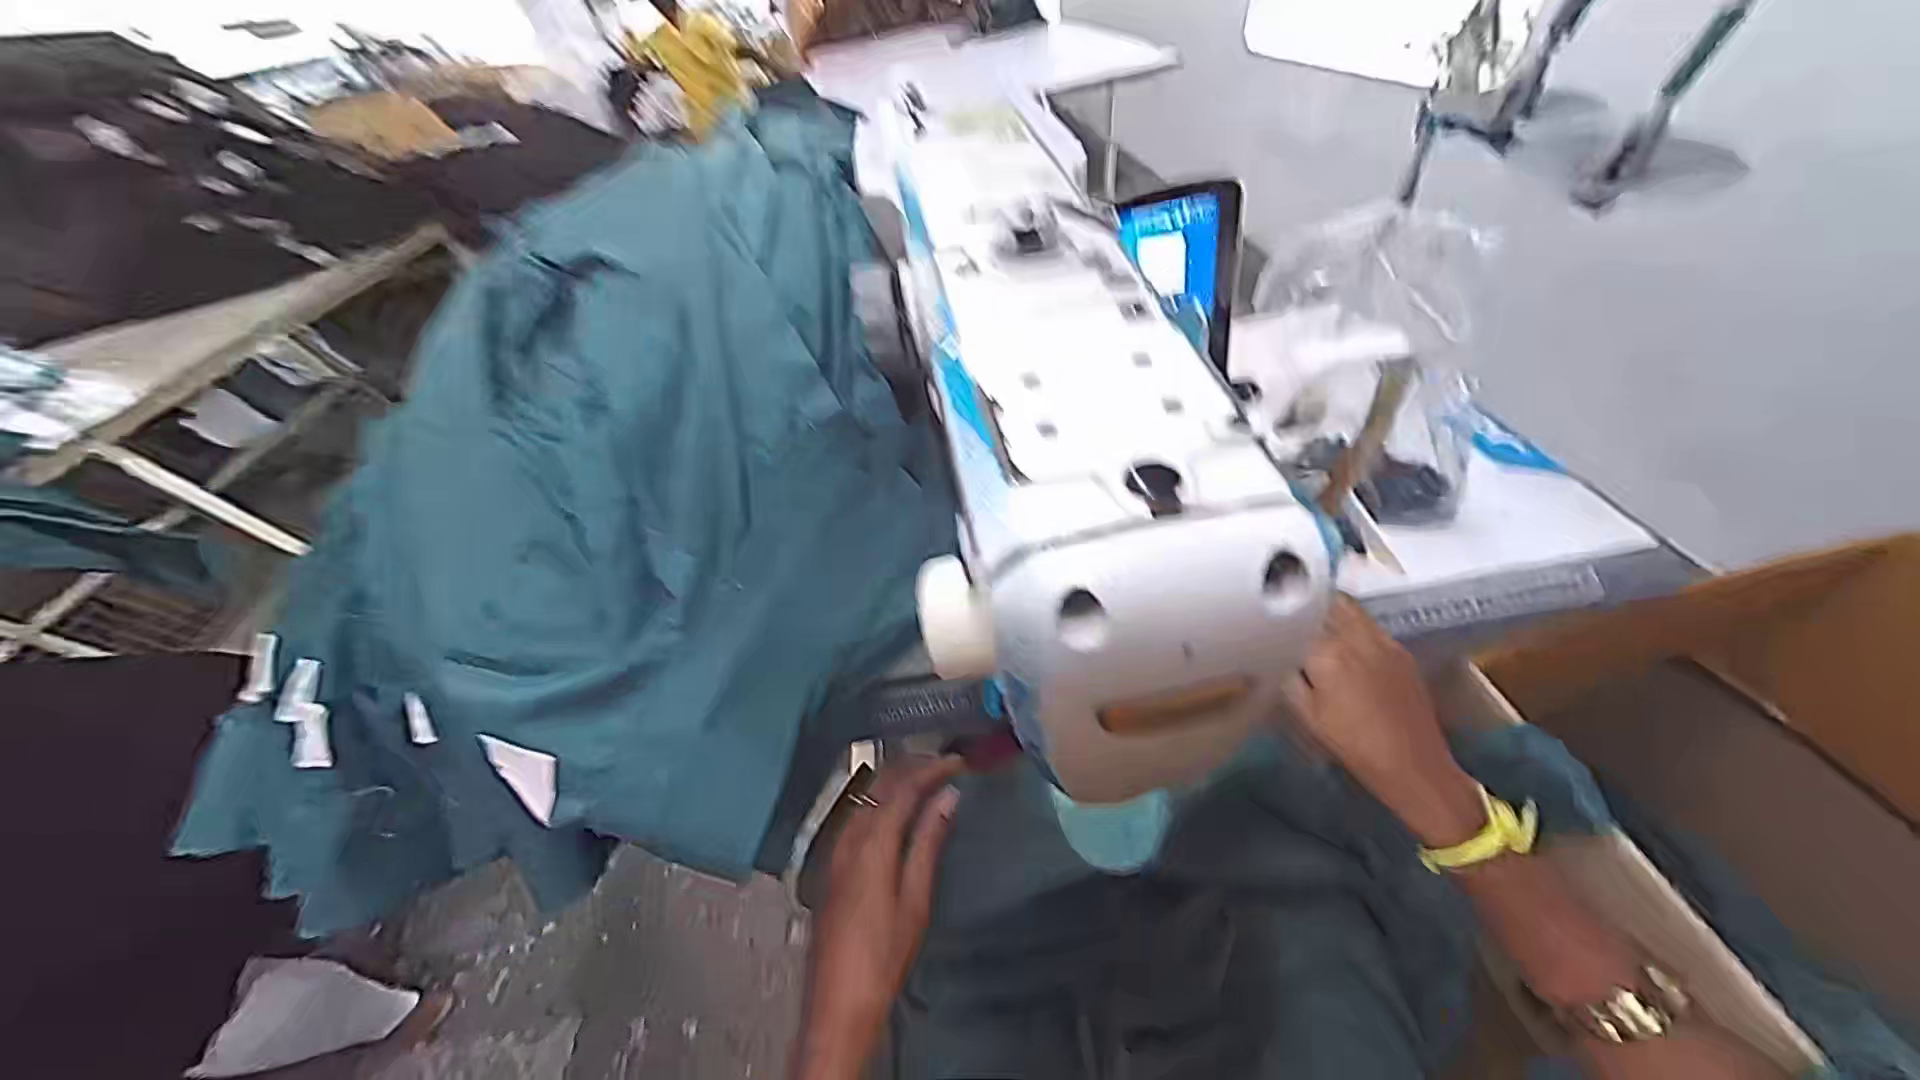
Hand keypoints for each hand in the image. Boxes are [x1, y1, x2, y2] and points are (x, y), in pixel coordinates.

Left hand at [796, 755, 964, 1079]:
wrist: (837, 1002)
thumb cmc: (884, 954)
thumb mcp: (916, 899)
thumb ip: (929, 841)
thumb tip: (948, 797)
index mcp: (872, 843)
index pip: (903, 787)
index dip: (930, 768)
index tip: (956, 761)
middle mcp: (849, 836)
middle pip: (879, 783)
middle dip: (911, 765)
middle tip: (943, 763)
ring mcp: (835, 848)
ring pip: (866, 794)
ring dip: (895, 778)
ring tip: (926, 777)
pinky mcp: (831, 861)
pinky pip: (857, 811)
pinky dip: (880, 797)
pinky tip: (894, 806)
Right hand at [1283, 595, 1484, 846]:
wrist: (1414, 765)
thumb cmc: (1352, 744)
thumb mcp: (1304, 713)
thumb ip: (1285, 675)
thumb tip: (1272, 652)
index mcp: (1327, 653)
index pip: (1293, 619)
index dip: (1276, 617)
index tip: (1261, 619)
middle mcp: (1356, 638)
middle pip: (1324, 602)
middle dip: (1302, 603)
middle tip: (1283, 610)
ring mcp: (1383, 641)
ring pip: (1349, 606)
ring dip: (1326, 606)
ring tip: (1309, 617)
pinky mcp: (1400, 650)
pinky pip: (1367, 623)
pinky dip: (1348, 621)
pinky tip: (1339, 638)